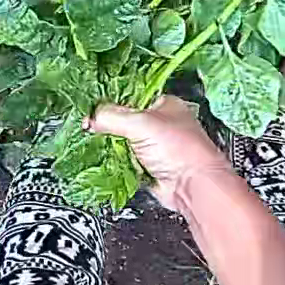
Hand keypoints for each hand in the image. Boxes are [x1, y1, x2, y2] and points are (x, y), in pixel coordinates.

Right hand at [87, 96, 232, 210]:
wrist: (194, 187)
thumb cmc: (182, 151)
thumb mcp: (141, 124)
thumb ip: (113, 117)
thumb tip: (92, 117)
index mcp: (163, 104)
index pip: (130, 96)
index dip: (111, 102)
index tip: (92, 108)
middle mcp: (159, 124)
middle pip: (124, 121)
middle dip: (108, 126)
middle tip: (91, 127)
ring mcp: (154, 147)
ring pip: (122, 142)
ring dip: (111, 146)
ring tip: (97, 144)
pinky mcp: (148, 167)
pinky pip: (124, 161)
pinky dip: (116, 162)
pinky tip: (107, 160)